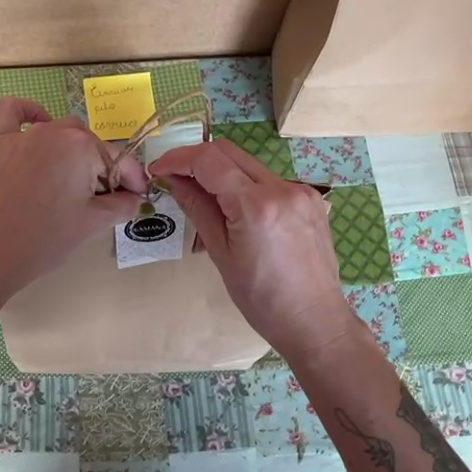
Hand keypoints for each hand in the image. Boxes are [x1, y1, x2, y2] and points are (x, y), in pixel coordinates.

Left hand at [0, 97, 147, 315]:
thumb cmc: (44, 241)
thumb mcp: (92, 224)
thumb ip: (121, 205)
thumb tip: (134, 198)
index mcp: (81, 147)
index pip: (118, 160)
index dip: (132, 182)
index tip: (137, 198)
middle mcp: (54, 131)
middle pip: (90, 145)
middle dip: (100, 169)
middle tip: (100, 202)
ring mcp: (23, 135)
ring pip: (60, 131)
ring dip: (72, 151)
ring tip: (71, 184)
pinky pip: (14, 113)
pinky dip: (30, 113)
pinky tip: (39, 127)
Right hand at [150, 139, 363, 361]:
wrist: (313, 319)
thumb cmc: (260, 298)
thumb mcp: (220, 254)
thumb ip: (198, 208)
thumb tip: (174, 181)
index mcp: (256, 205)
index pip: (209, 160)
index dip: (178, 158)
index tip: (158, 169)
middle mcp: (281, 187)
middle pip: (229, 152)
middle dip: (197, 159)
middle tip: (173, 177)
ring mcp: (300, 190)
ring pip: (249, 165)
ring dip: (222, 172)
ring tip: (203, 198)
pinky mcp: (310, 199)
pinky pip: (269, 180)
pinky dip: (246, 186)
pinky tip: (237, 210)